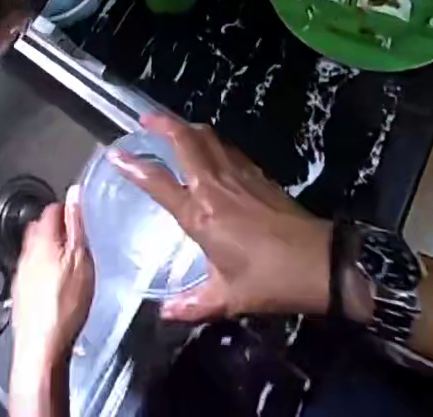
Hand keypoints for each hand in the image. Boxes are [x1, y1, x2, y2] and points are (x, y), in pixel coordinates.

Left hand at [9, 187, 94, 388]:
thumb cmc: (64, 304)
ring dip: (48, 247)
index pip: (51, 209)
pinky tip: (54, 282)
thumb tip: (73, 193)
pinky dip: (42, 268)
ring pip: (33, 249)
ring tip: (67, 258)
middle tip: (74, 234)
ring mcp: (20, 274)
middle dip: (55, 226)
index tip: (78, 213)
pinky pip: (31, 270)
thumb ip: (76, 224)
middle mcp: (26, 252)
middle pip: (39, 227)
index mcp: (42, 239)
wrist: (41, 349)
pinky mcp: (20, 294)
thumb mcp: (80, 258)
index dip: (66, 207)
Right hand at [109, 113, 332, 322]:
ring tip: (173, 126)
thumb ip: (193, 303)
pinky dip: (211, 139)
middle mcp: (214, 185)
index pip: (158, 182)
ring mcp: (236, 174)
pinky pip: (226, 146)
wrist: (317, 261)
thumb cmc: (268, 280)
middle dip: (162, 124)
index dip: (134, 166)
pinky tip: (209, 146)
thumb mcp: (227, 298)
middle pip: (184, 140)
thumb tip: (165, 313)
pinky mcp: (256, 172)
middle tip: (145, 119)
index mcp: (200, 214)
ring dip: (186, 126)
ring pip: (206, 136)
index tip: (115, 154)